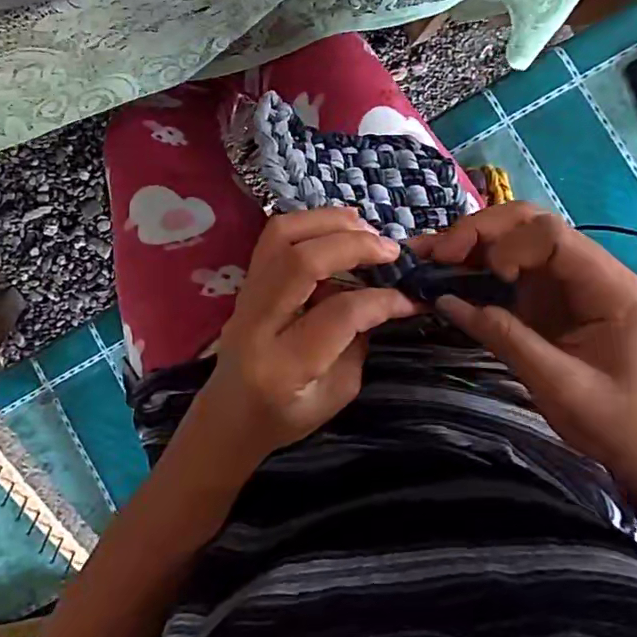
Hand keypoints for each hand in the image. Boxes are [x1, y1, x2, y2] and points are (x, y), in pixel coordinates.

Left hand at [181, 208, 415, 468]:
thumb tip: (381, 297)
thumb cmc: (284, 416)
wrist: (228, 412)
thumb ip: (356, 343)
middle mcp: (256, 321)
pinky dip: (307, 224)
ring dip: (324, 221)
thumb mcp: (335, 394)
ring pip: (278, 237)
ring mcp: (244, 295)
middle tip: (390, 248)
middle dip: (350, 245)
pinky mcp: (244, 281)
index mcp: (283, 363)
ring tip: (364, 227)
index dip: (379, 299)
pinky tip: (337, 229)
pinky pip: (272, 239)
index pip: (336, 313)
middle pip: (298, 261)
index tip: (409, 297)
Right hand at [413, 202, 636, 482]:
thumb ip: (505, 337)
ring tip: (429, 257)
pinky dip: (469, 260)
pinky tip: (442, 269)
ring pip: (509, 233)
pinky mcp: (540, 291)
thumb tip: (445, 300)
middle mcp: (586, 270)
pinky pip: (500, 259)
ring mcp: (561, 278)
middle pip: (527, 222)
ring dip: (467, 241)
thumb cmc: (613, 419)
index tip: (488, 276)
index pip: (552, 235)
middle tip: (439, 255)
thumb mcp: (558, 383)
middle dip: (478, 231)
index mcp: (608, 287)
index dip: (510, 245)